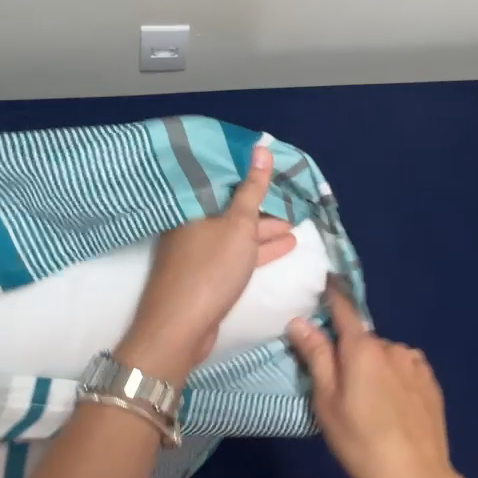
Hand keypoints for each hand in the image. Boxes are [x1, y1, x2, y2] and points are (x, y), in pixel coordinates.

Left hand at [115, 145, 296, 383]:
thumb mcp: (239, 225)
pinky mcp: (206, 275)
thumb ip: (253, 189)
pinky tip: (284, 246)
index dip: (252, 175)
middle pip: (231, 207)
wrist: (181, 328)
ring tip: (296, 225)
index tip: (279, 171)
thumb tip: (261, 148)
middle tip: (295, 201)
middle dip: (263, 206)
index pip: (224, 181)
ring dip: (265, 230)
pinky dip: (258, 249)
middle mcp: (191, 224)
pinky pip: (236, 253)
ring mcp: (198, 251)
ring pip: (236, 233)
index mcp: (193, 206)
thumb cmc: (211, 269)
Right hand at [286, 284, 462, 477]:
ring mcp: (416, 364)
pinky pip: (406, 371)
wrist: (416, 477)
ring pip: (387, 357)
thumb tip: (299, 320)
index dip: (333, 295)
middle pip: (364, 340)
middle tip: (343, 389)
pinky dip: (396, 381)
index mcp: (363, 348)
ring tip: (373, 406)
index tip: (326, 282)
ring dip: (377, 369)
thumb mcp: (327, 402)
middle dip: (353, 354)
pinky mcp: (432, 383)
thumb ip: (316, 357)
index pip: (344, 309)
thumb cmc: (361, 441)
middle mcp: (392, 346)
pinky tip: (394, 410)